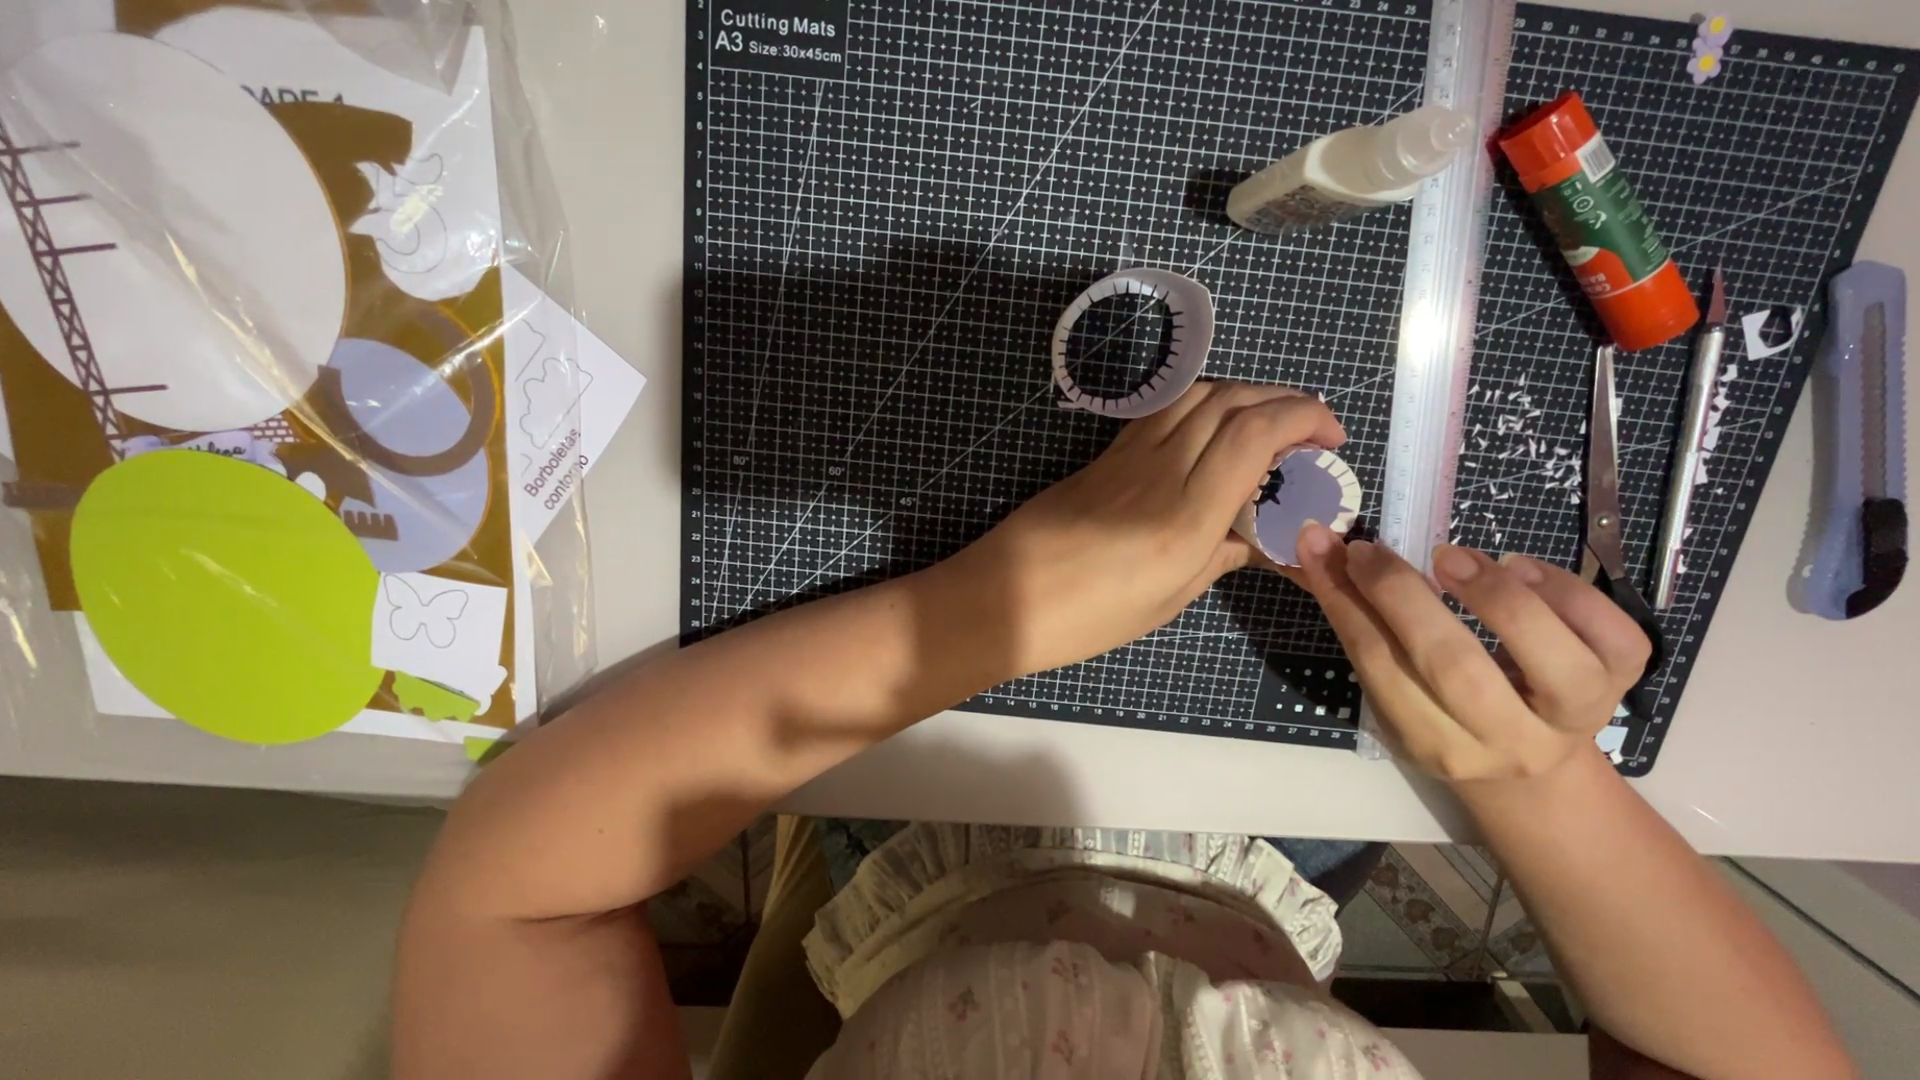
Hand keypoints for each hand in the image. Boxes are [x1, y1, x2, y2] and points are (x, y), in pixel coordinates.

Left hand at [949, 381, 1345, 676]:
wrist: (1004, 598)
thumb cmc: (1088, 617)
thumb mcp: (1170, 599)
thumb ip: (1222, 556)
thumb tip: (1259, 535)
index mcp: (1186, 516)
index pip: (1254, 433)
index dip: (1304, 418)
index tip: (1330, 438)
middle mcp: (1161, 470)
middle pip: (1231, 400)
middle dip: (1284, 400)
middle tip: (1310, 430)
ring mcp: (1128, 455)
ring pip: (1197, 393)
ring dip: (1244, 394)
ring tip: (1267, 426)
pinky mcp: (1105, 453)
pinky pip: (1164, 410)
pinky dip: (1203, 404)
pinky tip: (1213, 432)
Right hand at [1288, 529, 1652, 781]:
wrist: (1532, 773)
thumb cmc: (1443, 715)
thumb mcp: (1395, 685)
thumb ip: (1361, 621)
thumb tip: (1318, 544)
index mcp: (1432, 742)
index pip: (1379, 666)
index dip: (1346, 602)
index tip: (1324, 548)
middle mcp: (1502, 742)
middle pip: (1454, 666)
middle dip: (1403, 597)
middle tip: (1371, 550)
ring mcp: (1570, 718)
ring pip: (1549, 661)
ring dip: (1495, 597)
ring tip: (1451, 556)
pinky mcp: (1623, 686)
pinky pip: (1614, 639)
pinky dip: (1571, 593)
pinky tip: (1522, 567)